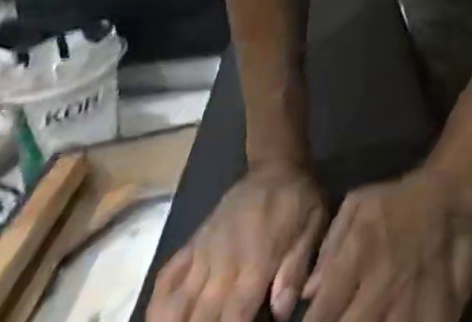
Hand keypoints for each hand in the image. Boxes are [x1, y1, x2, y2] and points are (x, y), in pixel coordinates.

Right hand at [150, 162, 327, 321]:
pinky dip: (157, 305)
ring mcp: (203, 253)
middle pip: (201, 319)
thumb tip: (281, 312)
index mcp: (256, 262)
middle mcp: (223, 263)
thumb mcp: (314, 224)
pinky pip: (165, 279)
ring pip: (176, 305)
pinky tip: (160, 319)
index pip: (234, 318)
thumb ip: (297, 268)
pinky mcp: (192, 244)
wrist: (276, 165)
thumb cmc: (300, 199)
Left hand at [303, 167, 471, 321]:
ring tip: (374, 314)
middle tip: (346, 315)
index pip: (321, 314)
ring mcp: (412, 302)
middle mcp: (383, 284)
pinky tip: (401, 317)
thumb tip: (308, 292)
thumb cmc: (399, 200)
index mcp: (359, 256)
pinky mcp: (440, 312)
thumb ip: (331, 246)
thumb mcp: (358, 204)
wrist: (452, 193)